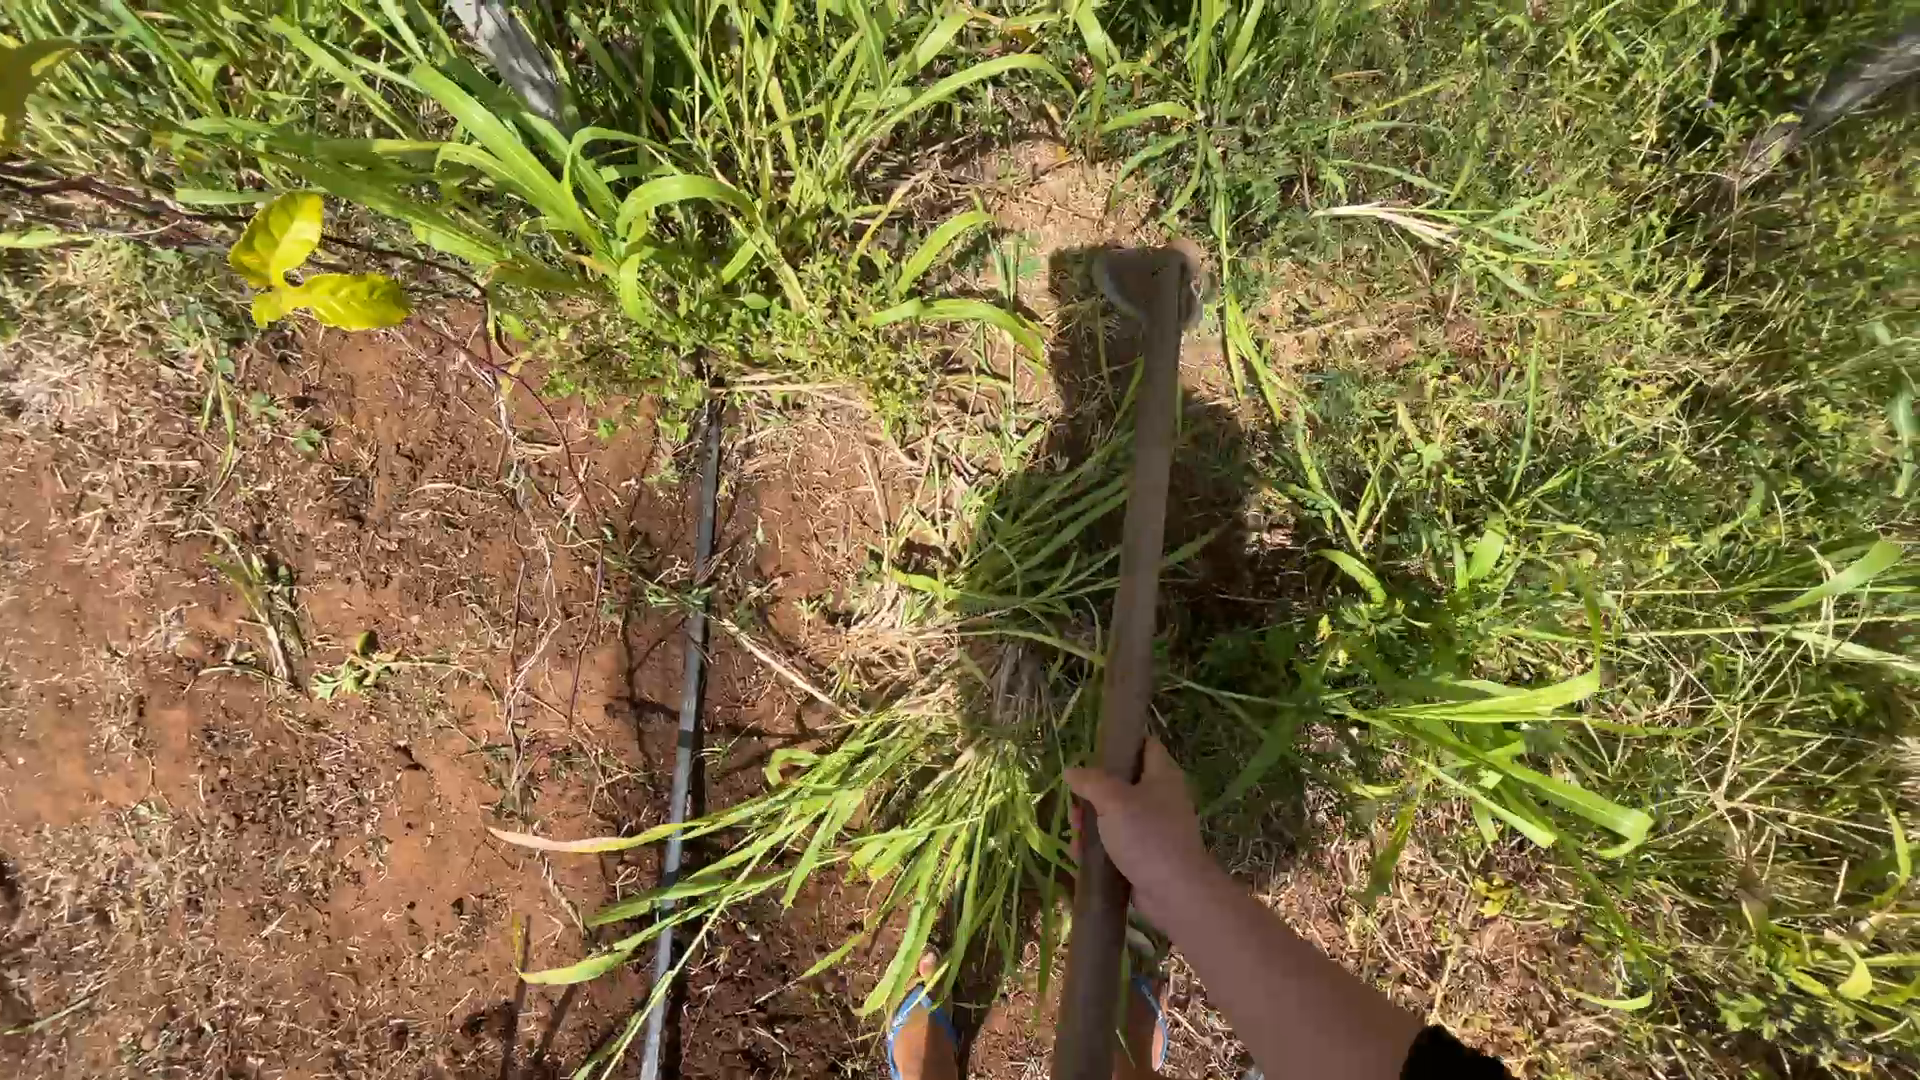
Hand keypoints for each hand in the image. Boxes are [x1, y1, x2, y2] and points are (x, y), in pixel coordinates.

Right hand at [1065, 738, 1216, 927]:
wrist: (1175, 893)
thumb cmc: (1147, 836)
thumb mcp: (1114, 801)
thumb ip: (1091, 782)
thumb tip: (1071, 772)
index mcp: (1162, 775)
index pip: (1146, 745)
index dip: (1122, 743)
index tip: (1095, 752)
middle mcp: (1161, 797)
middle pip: (1122, 782)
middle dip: (1094, 792)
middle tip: (1076, 804)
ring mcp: (1155, 827)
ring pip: (1116, 814)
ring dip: (1092, 822)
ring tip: (1076, 832)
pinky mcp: (1147, 853)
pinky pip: (1118, 841)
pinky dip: (1100, 845)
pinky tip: (1081, 854)